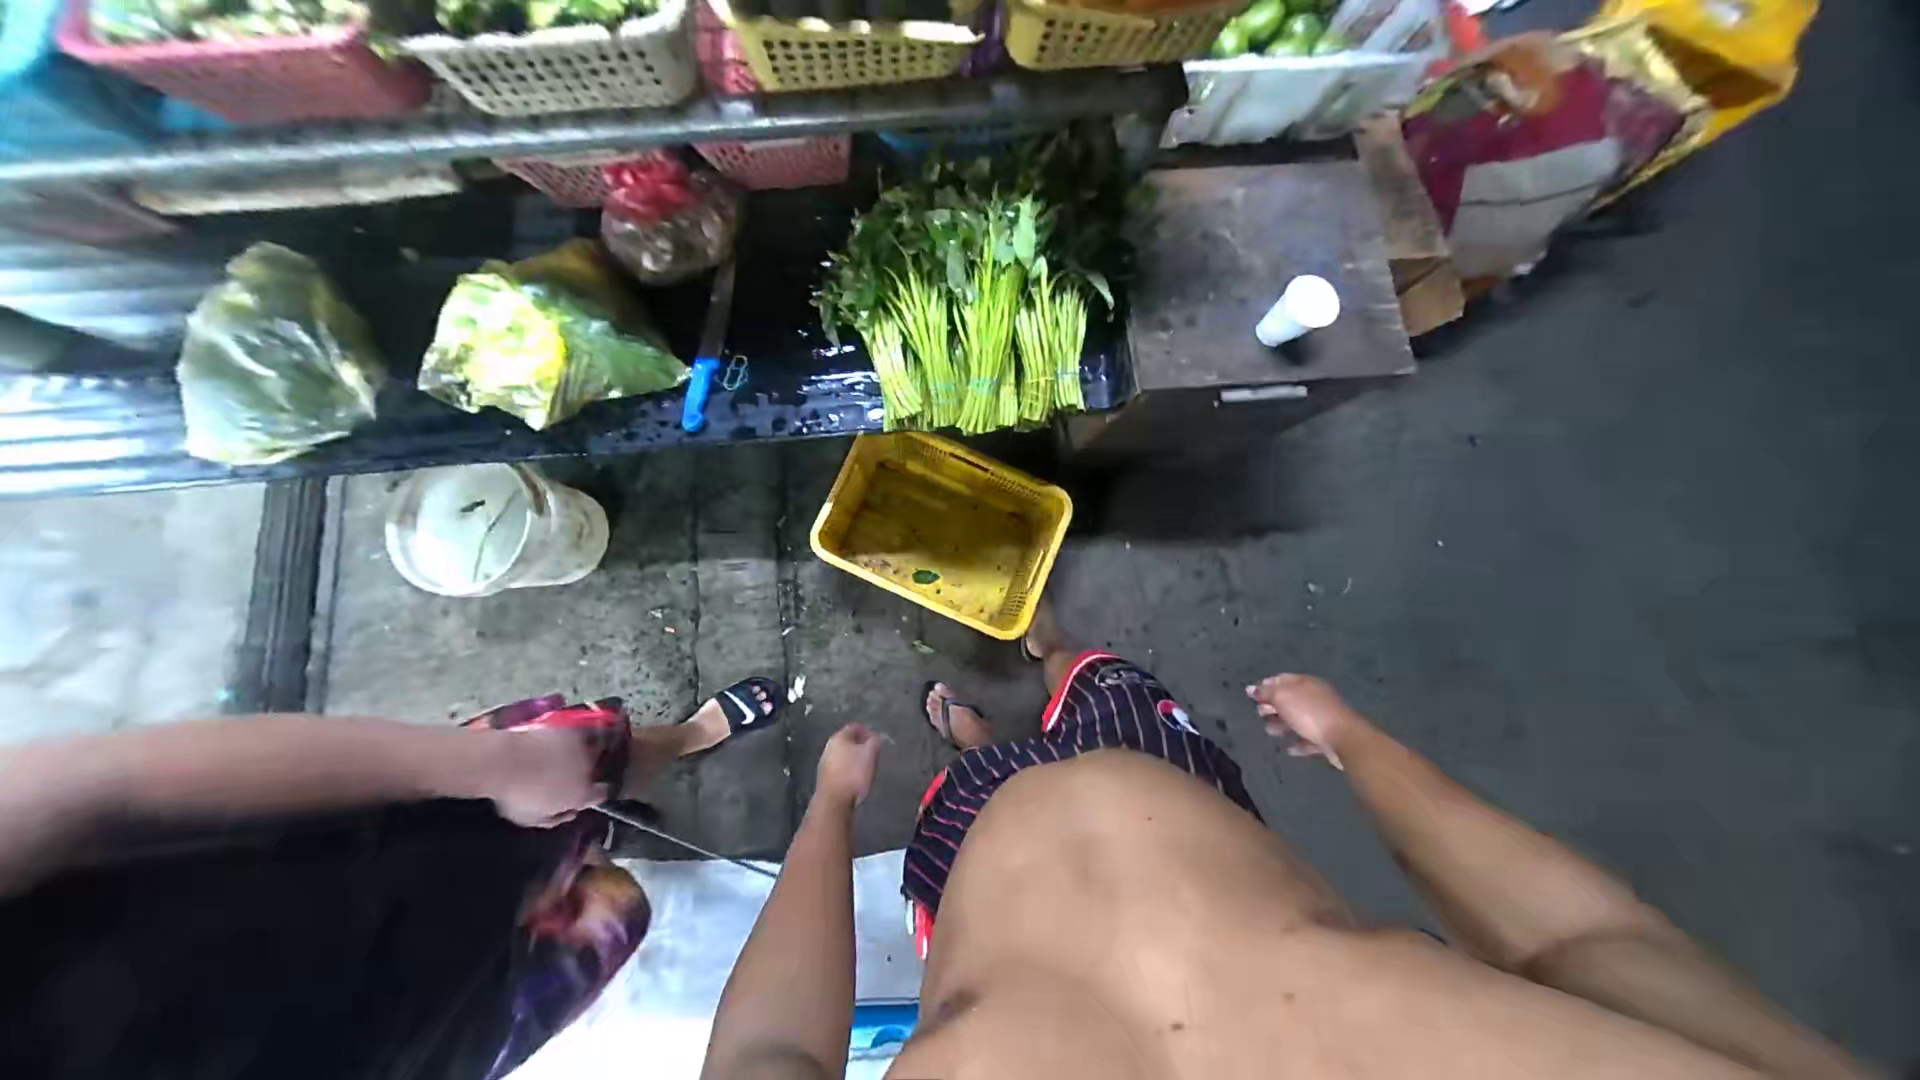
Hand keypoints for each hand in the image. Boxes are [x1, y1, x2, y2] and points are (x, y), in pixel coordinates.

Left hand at [486, 728, 607, 827]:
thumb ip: (556, 818)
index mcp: (581, 793)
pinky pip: (573, 739)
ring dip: (573, 760)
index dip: (592, 795)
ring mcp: (580, 748)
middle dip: (579, 776)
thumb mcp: (531, 818)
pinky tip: (548, 748)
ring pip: (583, 755)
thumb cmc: (515, 794)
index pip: (600, 794)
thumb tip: (569, 812)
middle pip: (591, 773)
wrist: (504, 761)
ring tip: (550, 763)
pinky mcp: (569, 731)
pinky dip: (564, 744)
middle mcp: (587, 770)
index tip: (581, 796)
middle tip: (559, 780)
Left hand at [814, 723, 882, 809]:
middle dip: (861, 746)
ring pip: (843, 756)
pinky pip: (840, 769)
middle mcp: (828, 748)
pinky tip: (856, 779)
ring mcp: (825, 764)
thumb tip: (874, 738)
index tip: (878, 740)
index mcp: (838, 738)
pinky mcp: (825, 779)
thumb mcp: (870, 754)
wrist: (834, 803)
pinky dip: (849, 770)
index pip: (854, 727)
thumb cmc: (854, 774)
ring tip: (866, 768)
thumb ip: (874, 742)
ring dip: (854, 759)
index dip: (868, 731)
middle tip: (873, 753)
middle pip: (847, 741)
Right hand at [1246, 674, 1365, 769]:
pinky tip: (1289, 749)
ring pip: (1298, 719)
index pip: (1281, 679)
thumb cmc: (1310, 713)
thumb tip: (1250, 688)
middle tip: (1260, 713)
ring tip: (1270, 731)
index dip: (1265, 686)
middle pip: (1289, 699)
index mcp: (1305, 683)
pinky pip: (1309, 739)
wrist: (1345, 738)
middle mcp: (1315, 697)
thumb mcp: (1282, 697)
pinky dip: (1298, 743)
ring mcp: (1323, 718)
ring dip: (1282, 725)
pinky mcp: (1328, 737)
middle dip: (1272, 706)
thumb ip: (1265, 693)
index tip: (1252, 696)